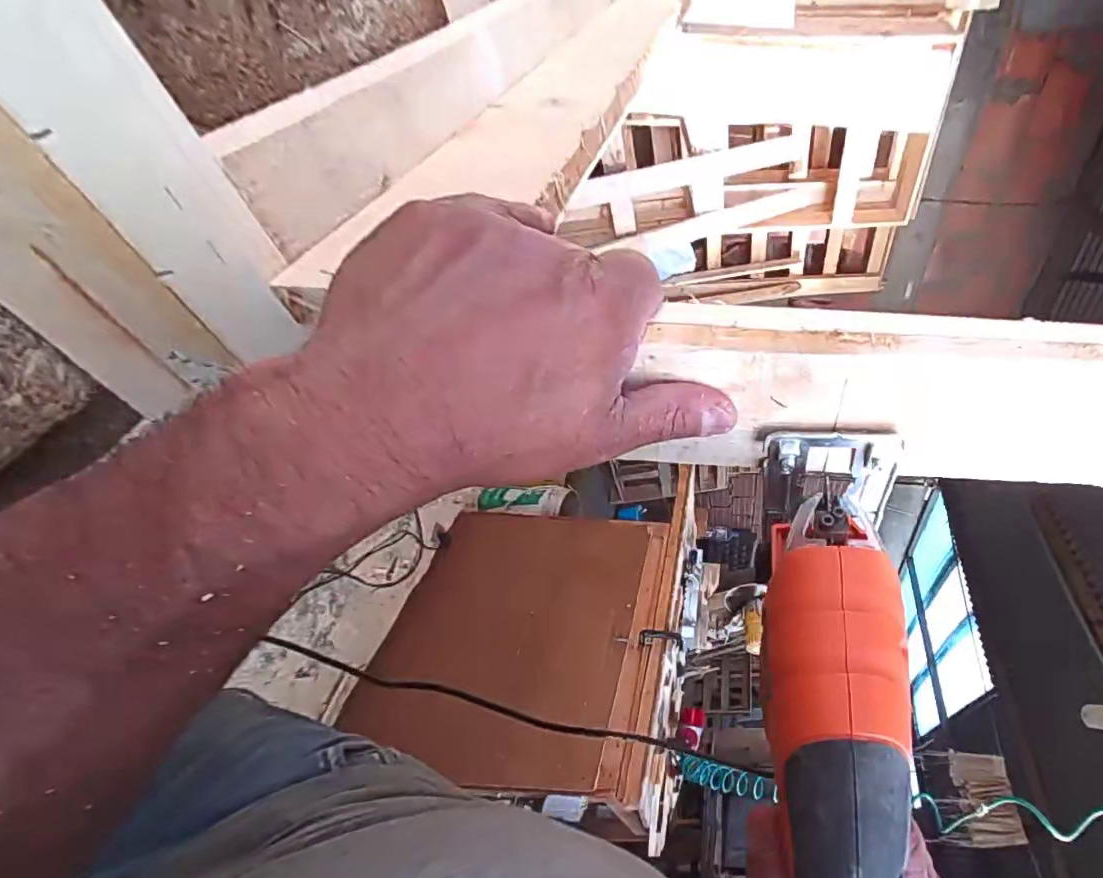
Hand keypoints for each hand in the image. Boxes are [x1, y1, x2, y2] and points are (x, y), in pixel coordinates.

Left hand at [300, 194, 735, 494]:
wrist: (380, 416)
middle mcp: (558, 252)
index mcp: (605, 304)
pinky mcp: (436, 216)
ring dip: (513, 277)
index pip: (639, 281)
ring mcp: (491, 227)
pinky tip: (447, 307)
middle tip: (525, 352)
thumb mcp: (590, 436)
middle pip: (580, 265)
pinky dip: (465, 257)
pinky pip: (469, 226)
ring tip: (478, 334)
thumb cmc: (488, 432)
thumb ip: (663, 411)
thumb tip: (722, 408)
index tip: (592, 344)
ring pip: (525, 241)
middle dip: (564, 302)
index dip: (617, 316)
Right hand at [745, 804, 956, 877]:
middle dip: (880, 825)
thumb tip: (763, 817)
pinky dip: (899, 854)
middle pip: (915, 852)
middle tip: (846, 808)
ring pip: (921, 856)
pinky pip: (923, 867)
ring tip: (856, 824)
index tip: (853, 801)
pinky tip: (873, 852)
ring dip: (890, 837)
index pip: (910, 861)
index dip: (883, 825)